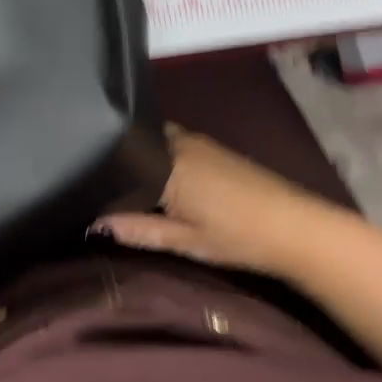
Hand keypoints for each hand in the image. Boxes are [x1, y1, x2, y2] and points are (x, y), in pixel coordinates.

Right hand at [93, 123, 339, 274]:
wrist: (296, 228)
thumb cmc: (237, 236)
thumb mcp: (183, 240)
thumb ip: (137, 230)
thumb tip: (93, 224)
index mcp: (166, 162)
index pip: (120, 159)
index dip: (101, 175)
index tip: (85, 190)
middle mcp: (178, 142)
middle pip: (136, 145)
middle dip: (120, 162)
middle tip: (100, 186)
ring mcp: (198, 141)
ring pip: (155, 142)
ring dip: (141, 158)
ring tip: (125, 183)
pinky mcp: (213, 147)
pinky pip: (173, 143)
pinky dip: (160, 157)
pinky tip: (158, 180)